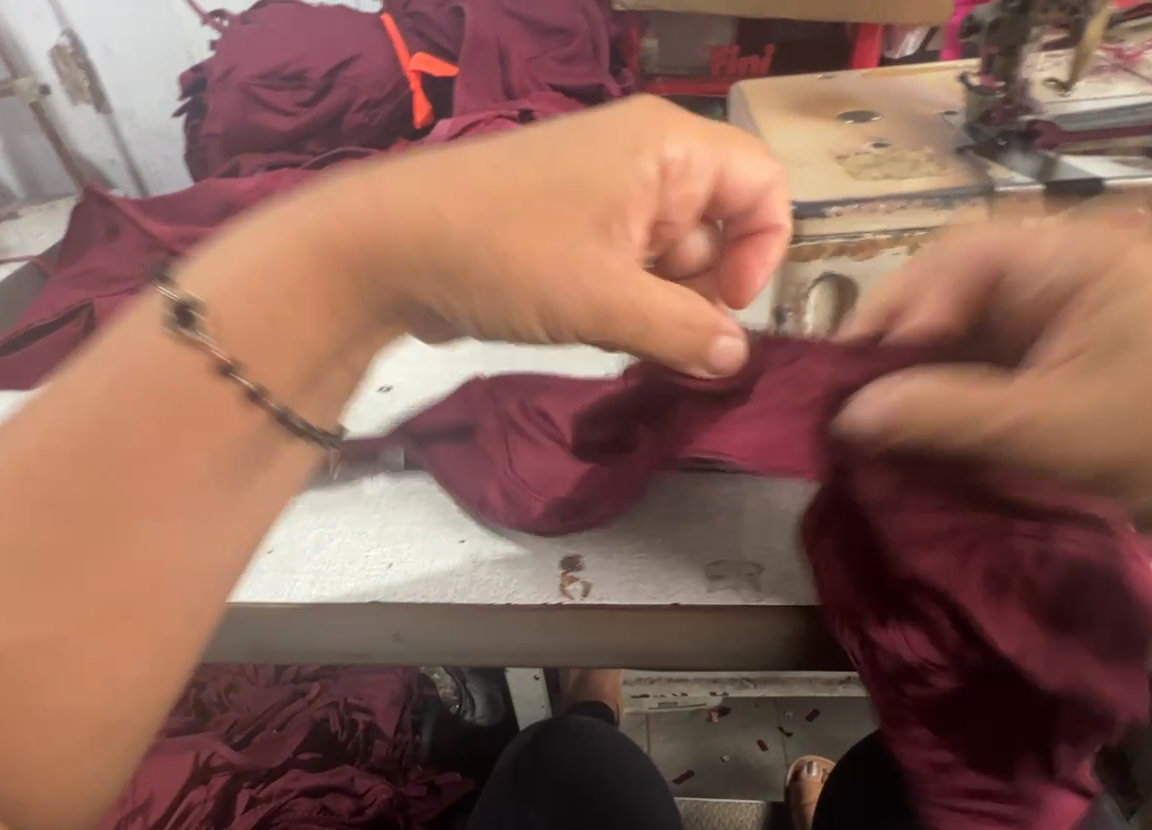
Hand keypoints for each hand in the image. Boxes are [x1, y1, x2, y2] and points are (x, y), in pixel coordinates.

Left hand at [314, 96, 789, 377]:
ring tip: (615, 332)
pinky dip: (624, 307)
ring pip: (670, 262)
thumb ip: (683, 331)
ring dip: (658, 309)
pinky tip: (592, 328)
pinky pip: (628, 273)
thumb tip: (737, 358)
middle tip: (662, 338)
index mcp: (667, 149)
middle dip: (700, 293)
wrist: (389, 250)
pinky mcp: (572, 234)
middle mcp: (644, 163)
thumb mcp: (605, 300)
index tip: (728, 309)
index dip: (762, 251)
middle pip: (717, 231)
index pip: (761, 186)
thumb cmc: (506, 255)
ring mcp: (604, 199)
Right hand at [832, 219, 1151, 548]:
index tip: (850, 377)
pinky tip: (923, 426)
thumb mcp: (1047, 428)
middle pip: (956, 292)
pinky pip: (994, 362)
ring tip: (877, 417)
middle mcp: (1071, 268)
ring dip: (922, 374)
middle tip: (853, 398)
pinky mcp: (1076, 354)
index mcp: (1076, 254)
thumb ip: (937, 416)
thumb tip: (843, 418)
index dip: (893, 314)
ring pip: (970, 330)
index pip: (954, 261)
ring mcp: (1075, 311)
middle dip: (900, 346)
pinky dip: (955, 393)